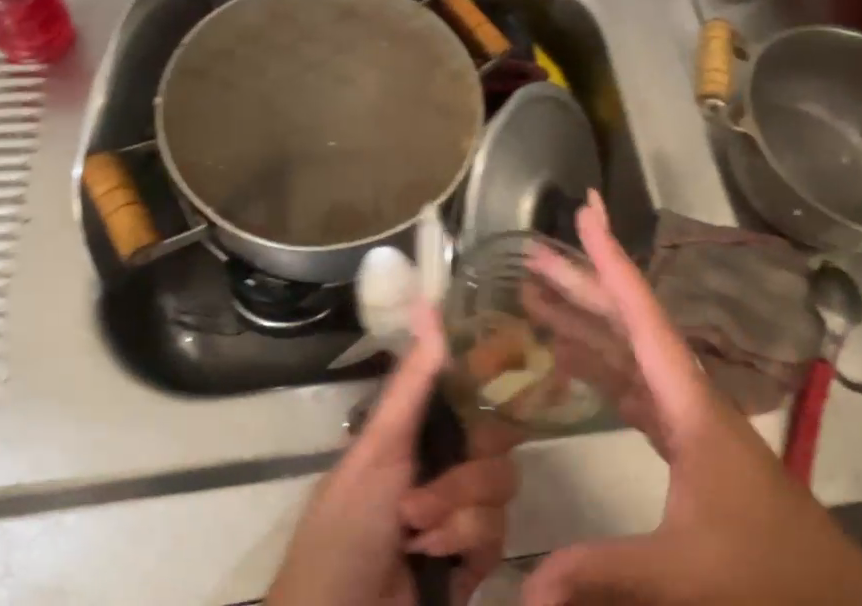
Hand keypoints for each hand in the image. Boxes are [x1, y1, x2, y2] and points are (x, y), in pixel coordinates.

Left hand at [267, 304, 518, 605]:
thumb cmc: (346, 524)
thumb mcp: (378, 447)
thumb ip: (413, 382)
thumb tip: (427, 301)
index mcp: (418, 430)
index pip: (470, 392)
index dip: (493, 382)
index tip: (515, 369)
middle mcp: (445, 462)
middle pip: (497, 442)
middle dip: (465, 473)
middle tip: (421, 496)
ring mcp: (462, 509)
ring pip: (501, 487)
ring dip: (457, 514)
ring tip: (415, 534)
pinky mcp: (476, 553)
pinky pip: (500, 532)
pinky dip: (465, 545)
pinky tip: (434, 560)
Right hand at [519, 192, 861, 605]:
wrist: (828, 598)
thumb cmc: (766, 572)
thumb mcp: (682, 571)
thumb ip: (602, 571)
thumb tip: (525, 585)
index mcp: (691, 405)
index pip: (643, 318)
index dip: (611, 262)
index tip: (588, 211)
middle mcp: (687, 397)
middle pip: (628, 326)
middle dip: (581, 286)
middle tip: (532, 256)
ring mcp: (687, 420)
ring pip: (628, 356)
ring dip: (584, 325)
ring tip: (535, 297)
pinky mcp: (685, 446)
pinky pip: (631, 391)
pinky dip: (598, 371)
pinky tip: (568, 363)